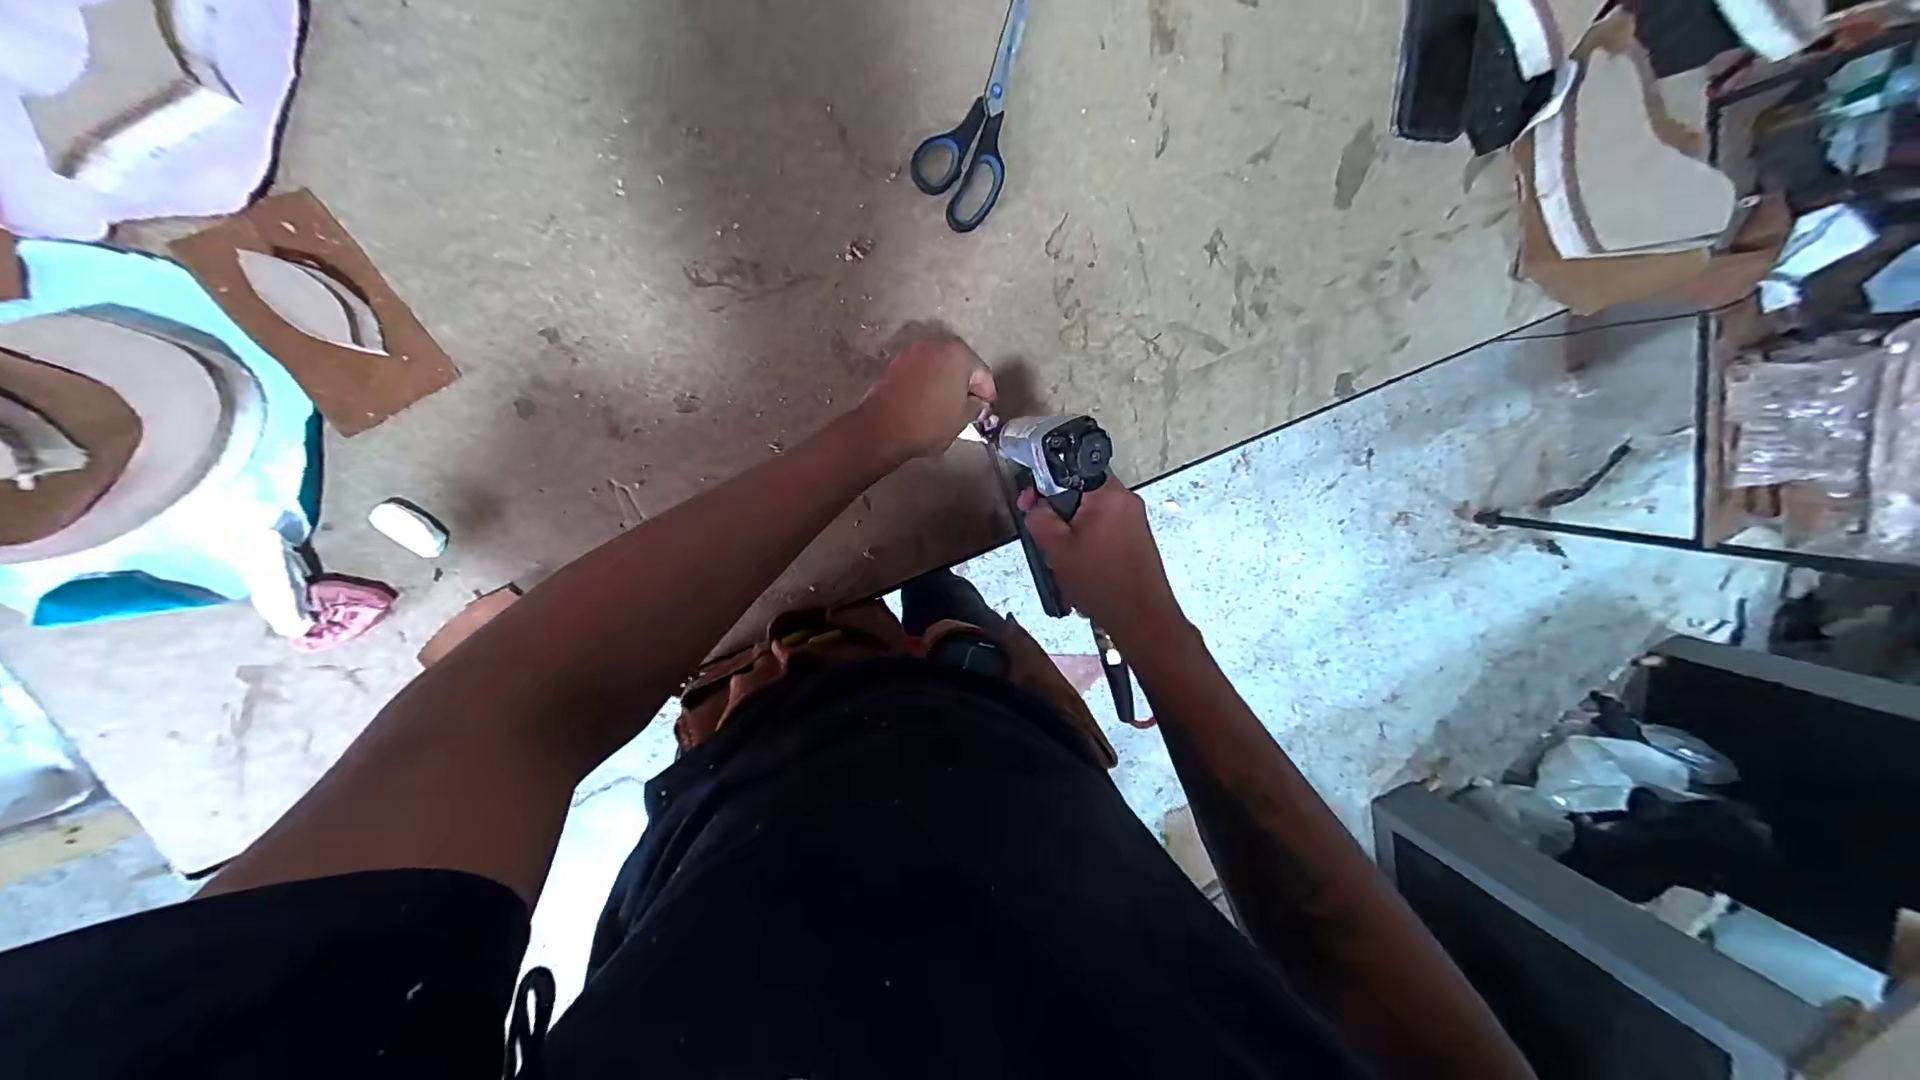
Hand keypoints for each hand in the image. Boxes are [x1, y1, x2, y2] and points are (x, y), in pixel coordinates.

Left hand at [856, 337, 995, 462]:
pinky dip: (927, 384)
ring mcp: (912, 353)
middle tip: (969, 408)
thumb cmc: (929, 423)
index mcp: (958, 354)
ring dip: (946, 383)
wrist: (882, 428)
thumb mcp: (962, 419)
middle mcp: (935, 346)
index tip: (987, 411)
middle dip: (966, 385)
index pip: (983, 374)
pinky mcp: (895, 365)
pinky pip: (920, 373)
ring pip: (939, 368)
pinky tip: (927, 403)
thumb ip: (976, 407)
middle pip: (960, 365)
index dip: (988, 395)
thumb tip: (977, 404)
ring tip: (947, 407)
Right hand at [1020, 481, 1185, 646]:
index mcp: (1108, 495)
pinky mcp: (1136, 542)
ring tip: (1065, 562)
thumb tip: (1034, 507)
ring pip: (1090, 518)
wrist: (1139, 617)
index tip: (1031, 503)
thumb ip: (1039, 518)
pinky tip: (1081, 571)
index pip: (1069, 473)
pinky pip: (1103, 534)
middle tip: (1046, 539)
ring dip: (1072, 536)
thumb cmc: (1103, 583)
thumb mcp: (1056, 548)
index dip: (1043, 488)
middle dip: (1059, 517)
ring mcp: (1134, 523)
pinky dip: (1088, 547)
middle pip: (1080, 497)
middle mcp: (1126, 502)